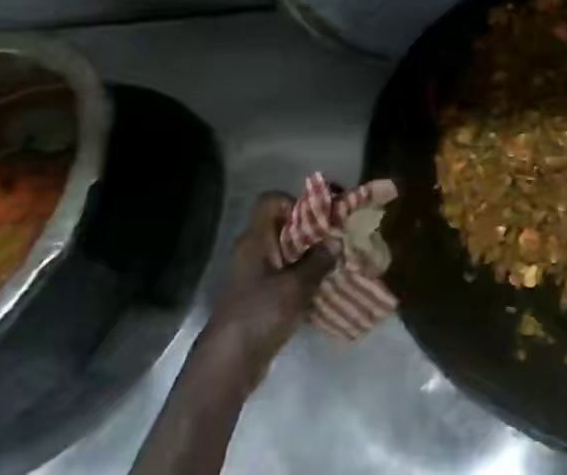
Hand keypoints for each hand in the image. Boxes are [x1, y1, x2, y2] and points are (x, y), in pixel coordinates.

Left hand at [191, 192, 334, 392]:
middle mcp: (252, 252)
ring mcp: (255, 276)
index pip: (270, 202)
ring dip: (309, 257)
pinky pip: (285, 277)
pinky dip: (303, 279)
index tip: (318, 218)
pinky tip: (323, 289)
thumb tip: (335, 242)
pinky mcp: (260, 298)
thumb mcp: (295, 286)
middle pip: (282, 228)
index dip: (293, 202)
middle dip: (310, 232)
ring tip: (336, 264)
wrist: (229, 365)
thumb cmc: (260, 314)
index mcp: (255, 240)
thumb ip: (318, 262)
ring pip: (286, 254)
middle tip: (337, 239)